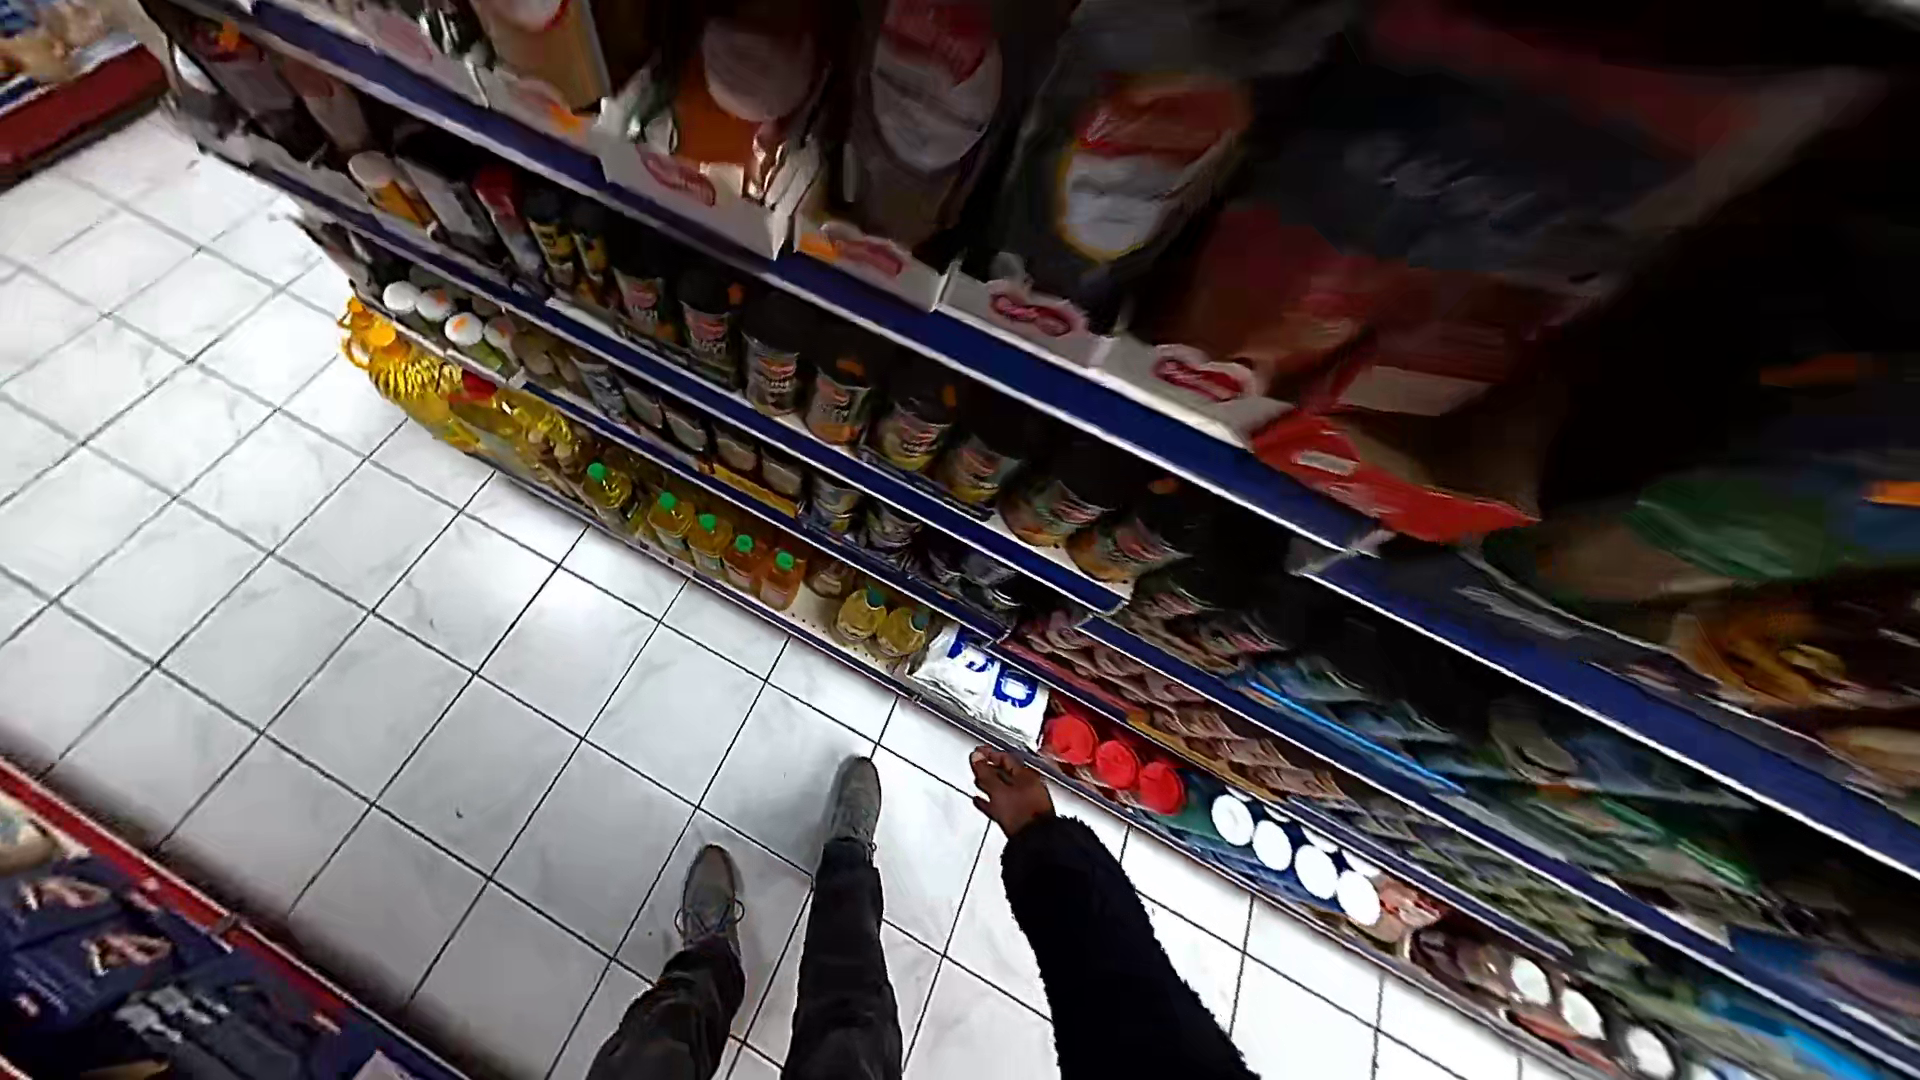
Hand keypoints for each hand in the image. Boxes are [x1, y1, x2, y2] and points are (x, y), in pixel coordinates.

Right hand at [969, 747, 1053, 837]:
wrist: (1034, 842)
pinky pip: (1003, 805)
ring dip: (989, 786)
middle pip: (1005, 773)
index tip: (978, 752)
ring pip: (1004, 789)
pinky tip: (981, 802)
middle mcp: (1028, 787)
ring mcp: (1025, 802)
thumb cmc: (1022, 813)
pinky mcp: (1020, 818)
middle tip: (976, 765)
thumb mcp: (998, 790)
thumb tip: (976, 757)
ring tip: (977, 782)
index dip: (990, 754)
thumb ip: (985, 773)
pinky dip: (991, 802)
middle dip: (989, 769)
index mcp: (1026, 776)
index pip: (1005, 758)